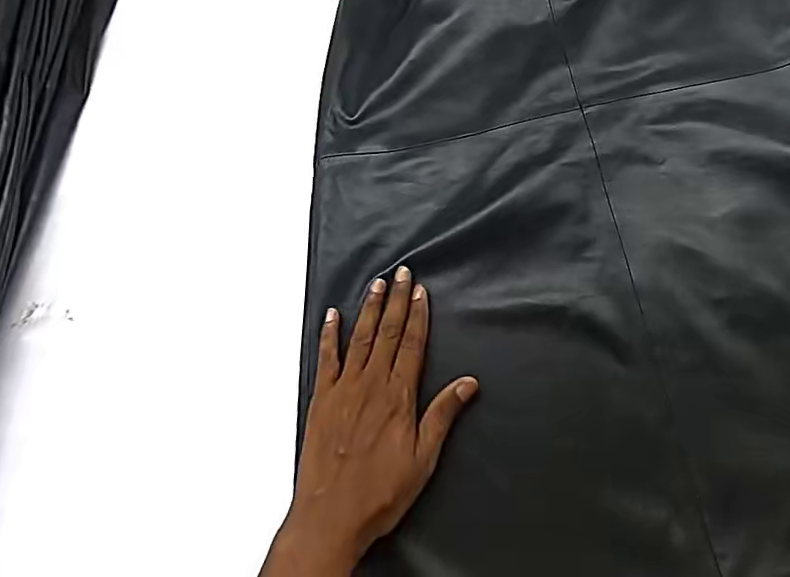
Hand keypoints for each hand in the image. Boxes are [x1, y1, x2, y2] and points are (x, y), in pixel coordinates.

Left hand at [261, 267, 478, 576]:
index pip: (411, 343)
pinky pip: (327, 358)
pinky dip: (329, 334)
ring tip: (376, 283)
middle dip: (396, 299)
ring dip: (369, 307)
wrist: (330, 517)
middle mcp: (371, 384)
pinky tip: (332, 315)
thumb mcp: (422, 459)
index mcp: (397, 396)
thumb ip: (443, 415)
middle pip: (387, 332)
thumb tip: (468, 383)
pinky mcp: (321, 399)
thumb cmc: (378, 493)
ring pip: (359, 337)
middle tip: (401, 272)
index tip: (420, 290)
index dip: (417, 314)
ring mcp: (344, 388)